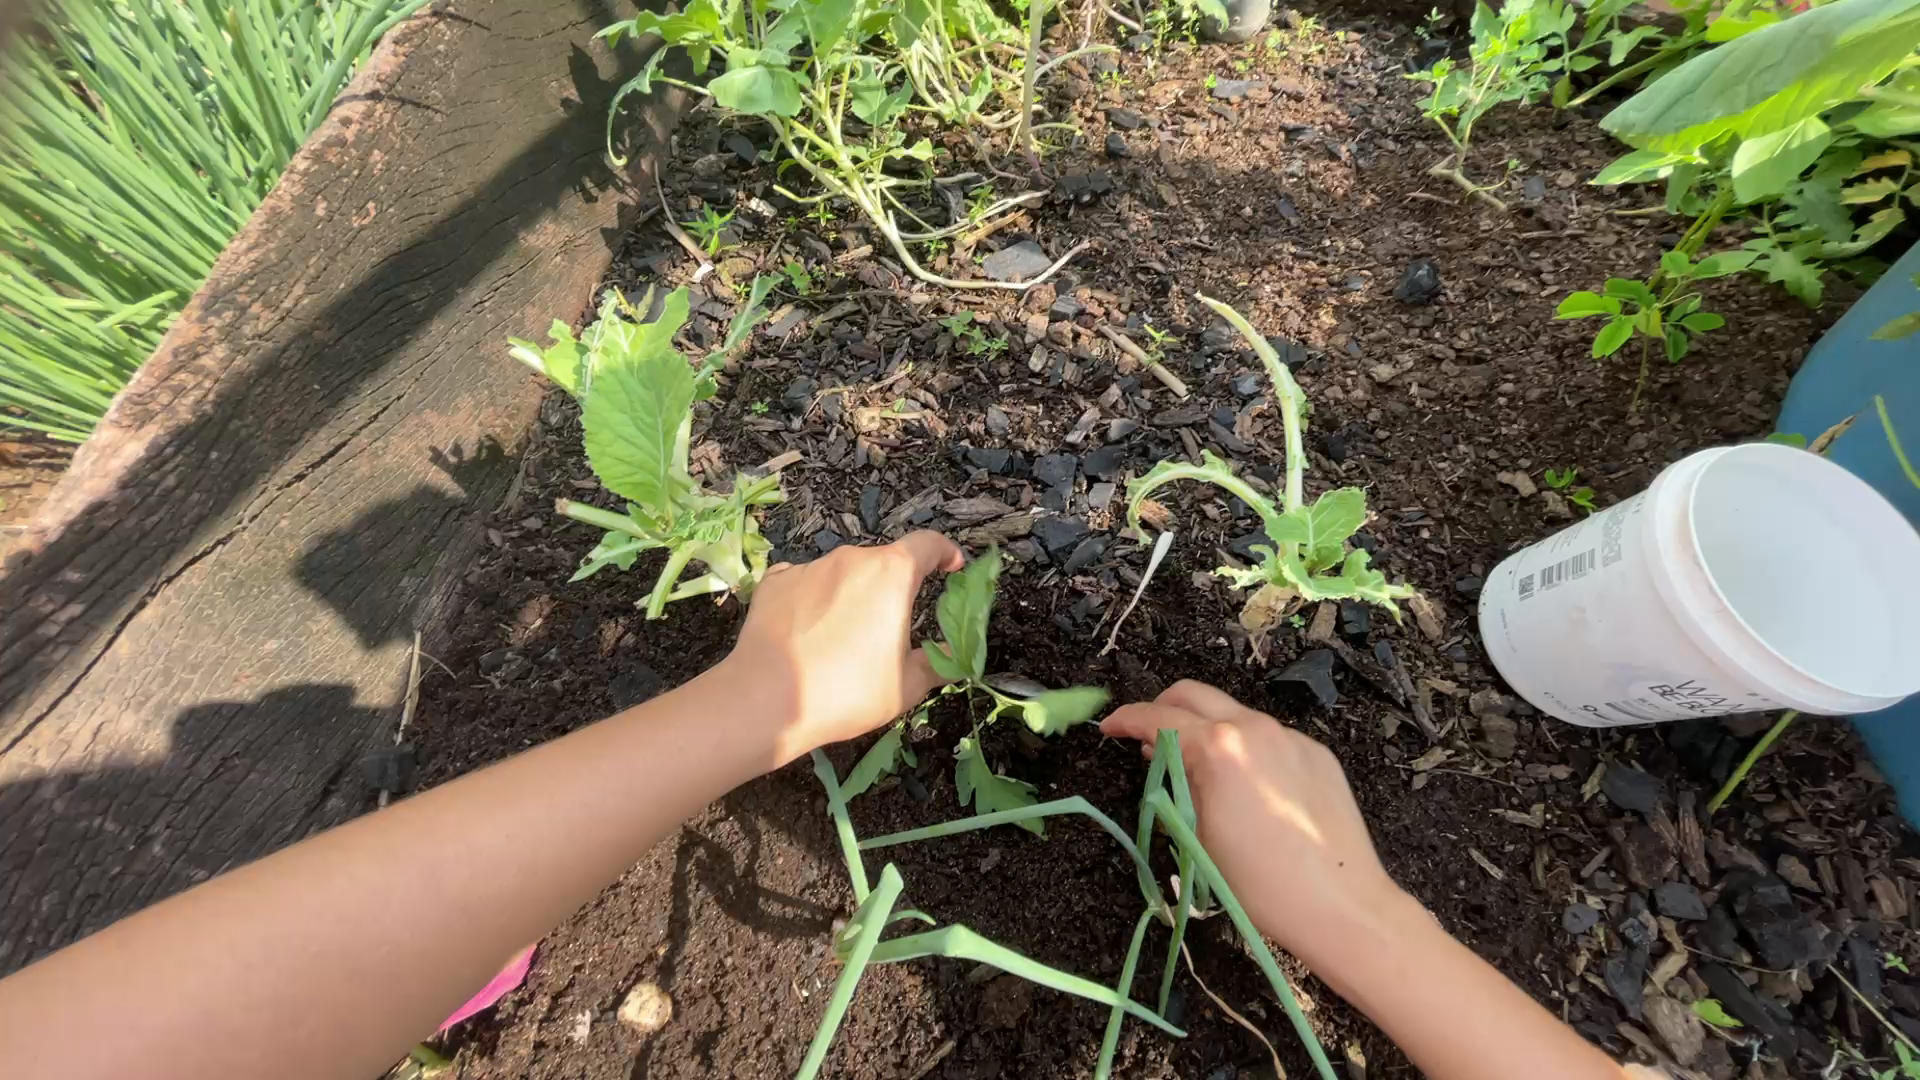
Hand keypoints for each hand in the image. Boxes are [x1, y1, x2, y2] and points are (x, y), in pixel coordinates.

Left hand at [721, 531, 963, 764]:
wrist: (765, 701)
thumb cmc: (846, 691)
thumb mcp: (906, 687)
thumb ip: (935, 664)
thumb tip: (949, 657)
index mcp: (891, 574)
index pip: (928, 543)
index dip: (945, 552)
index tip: (952, 567)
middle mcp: (852, 558)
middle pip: (883, 562)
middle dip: (893, 588)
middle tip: (889, 628)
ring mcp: (809, 566)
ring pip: (843, 573)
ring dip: (852, 595)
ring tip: (842, 637)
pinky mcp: (775, 581)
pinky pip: (806, 583)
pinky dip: (814, 600)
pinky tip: (806, 632)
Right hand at [1101, 680, 1410, 967]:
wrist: (1344, 909)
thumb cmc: (1260, 882)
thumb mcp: (1196, 832)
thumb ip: (1173, 781)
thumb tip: (1159, 754)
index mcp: (1219, 746)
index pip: (1157, 718)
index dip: (1125, 720)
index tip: (1108, 727)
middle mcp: (1254, 727)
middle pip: (1192, 693)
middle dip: (1161, 706)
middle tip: (1146, 736)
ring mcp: (1289, 736)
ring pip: (1231, 714)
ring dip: (1204, 728)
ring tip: (1198, 769)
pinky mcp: (1316, 752)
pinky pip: (1266, 737)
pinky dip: (1243, 748)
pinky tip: (1248, 788)